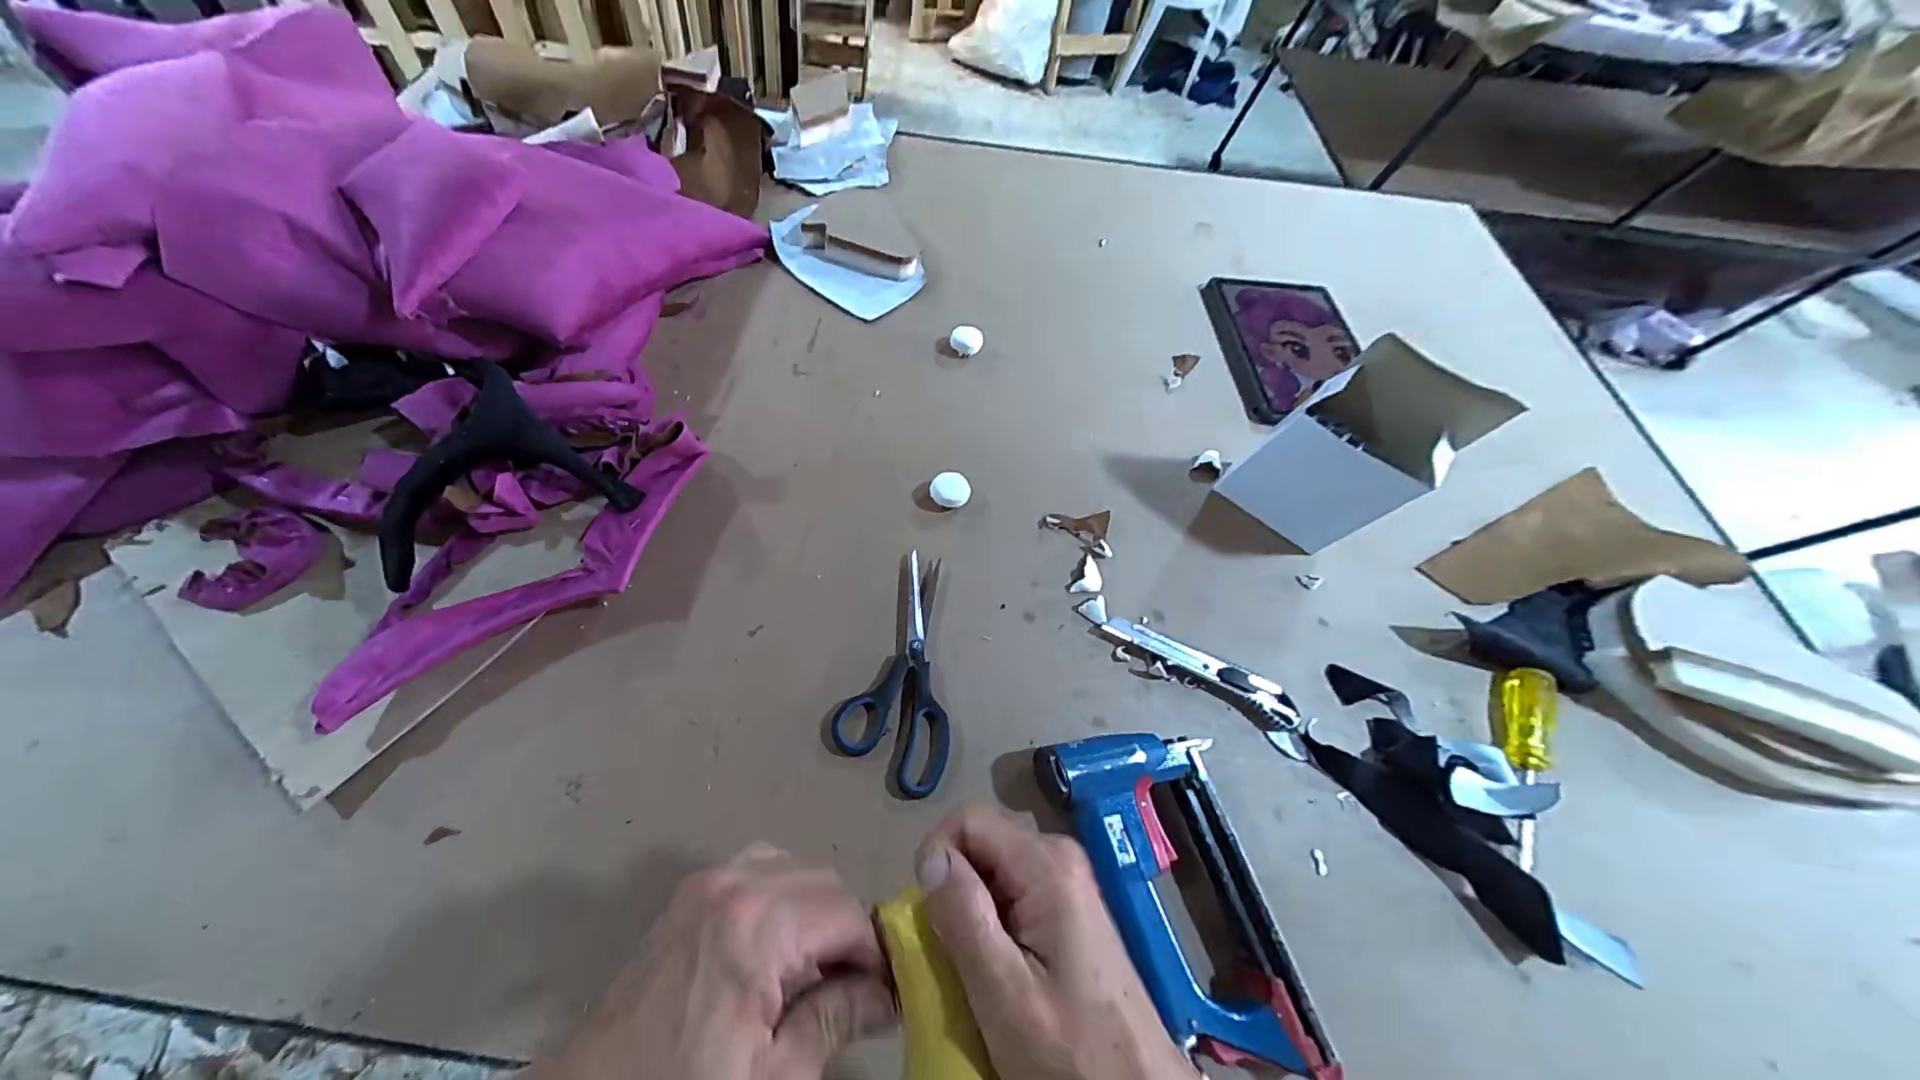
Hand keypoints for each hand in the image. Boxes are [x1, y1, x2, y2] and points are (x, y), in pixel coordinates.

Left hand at [528, 843, 896, 1079]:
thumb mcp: (773, 1077)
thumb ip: (837, 1020)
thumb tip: (888, 995)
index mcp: (759, 923)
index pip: (849, 913)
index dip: (875, 955)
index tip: (883, 997)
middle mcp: (736, 881)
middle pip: (826, 883)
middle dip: (848, 932)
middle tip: (852, 990)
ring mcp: (707, 881)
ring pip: (795, 868)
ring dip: (816, 910)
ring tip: (812, 968)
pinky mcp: (689, 892)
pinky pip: (757, 869)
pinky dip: (781, 895)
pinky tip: (774, 946)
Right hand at [916, 806, 1199, 1079]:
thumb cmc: (1071, 1049)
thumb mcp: (1004, 990)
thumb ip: (963, 915)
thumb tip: (930, 857)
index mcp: (1047, 864)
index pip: (969, 819)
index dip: (936, 857)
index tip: (926, 914)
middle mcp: (1059, 857)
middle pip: (980, 844)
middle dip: (951, 888)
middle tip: (944, 949)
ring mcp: (1066, 881)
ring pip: (991, 871)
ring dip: (967, 911)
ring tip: (968, 965)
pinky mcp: (1066, 907)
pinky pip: (1010, 894)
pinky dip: (989, 923)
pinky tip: (994, 969)